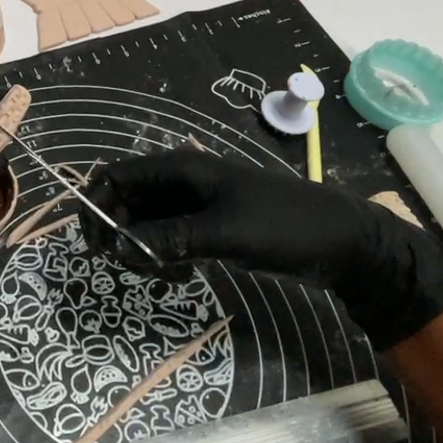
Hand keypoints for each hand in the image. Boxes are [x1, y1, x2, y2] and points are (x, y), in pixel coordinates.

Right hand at [82, 148, 442, 347]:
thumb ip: (168, 237)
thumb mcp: (224, 233)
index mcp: (179, 168)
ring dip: (142, 250)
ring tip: (168, 274)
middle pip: (125, 202)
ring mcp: (192, 204)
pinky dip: (162, 256)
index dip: (96, 206)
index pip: (114, 177)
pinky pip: (165, 237)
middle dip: (120, 235)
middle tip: (135, 268)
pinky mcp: (205, 225)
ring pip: (143, 223)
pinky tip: (182, 275)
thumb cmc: (285, 226)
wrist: (346, 242)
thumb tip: (118, 246)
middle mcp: (179, 181)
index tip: (96, 246)